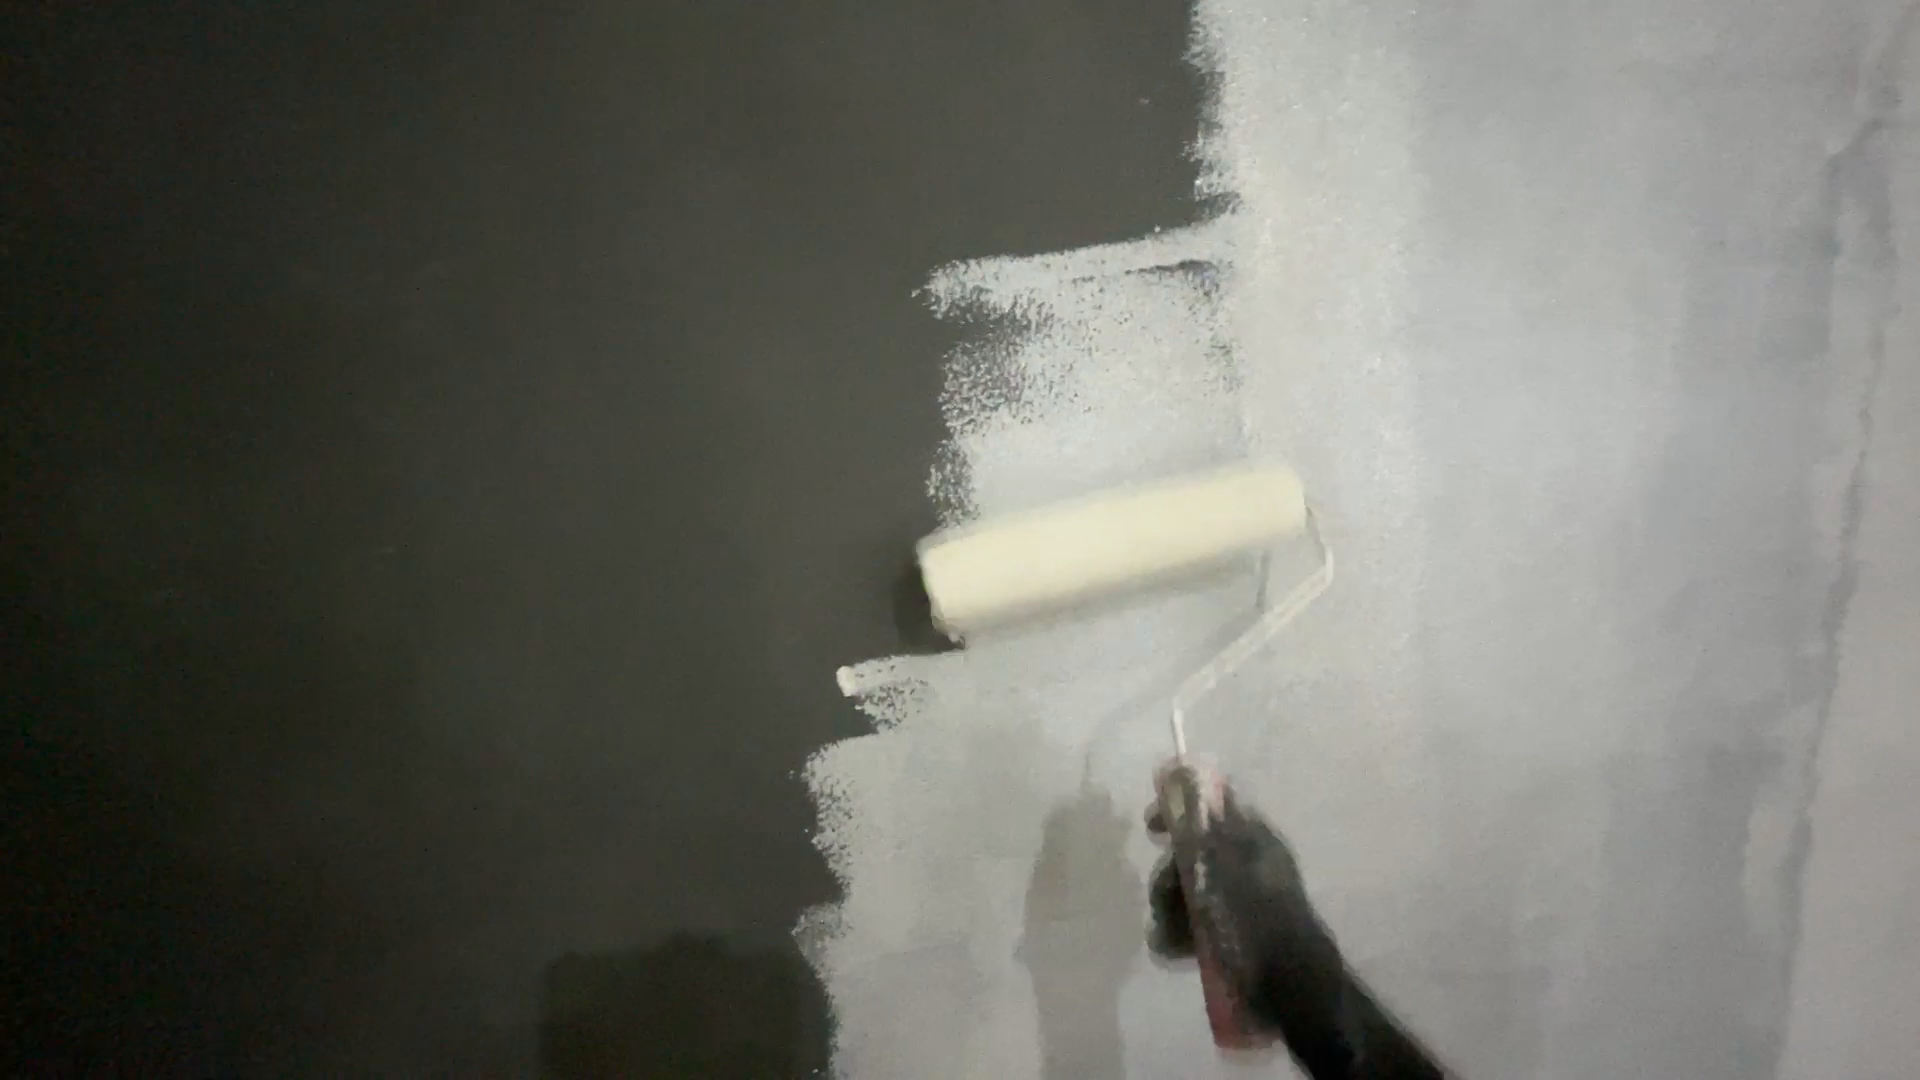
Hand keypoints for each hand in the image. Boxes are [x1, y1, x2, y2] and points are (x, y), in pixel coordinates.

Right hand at [1145, 760, 1354, 1057]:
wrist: (1292, 988)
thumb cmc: (1255, 916)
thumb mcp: (1221, 861)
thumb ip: (1197, 820)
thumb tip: (1178, 771)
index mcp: (1251, 838)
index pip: (1209, 806)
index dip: (1176, 810)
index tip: (1151, 826)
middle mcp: (1247, 863)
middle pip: (1191, 854)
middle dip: (1167, 876)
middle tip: (1161, 897)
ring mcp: (1242, 901)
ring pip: (1190, 891)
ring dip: (1169, 909)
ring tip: (1165, 935)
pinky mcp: (1237, 934)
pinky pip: (1198, 922)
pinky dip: (1180, 933)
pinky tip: (1171, 949)